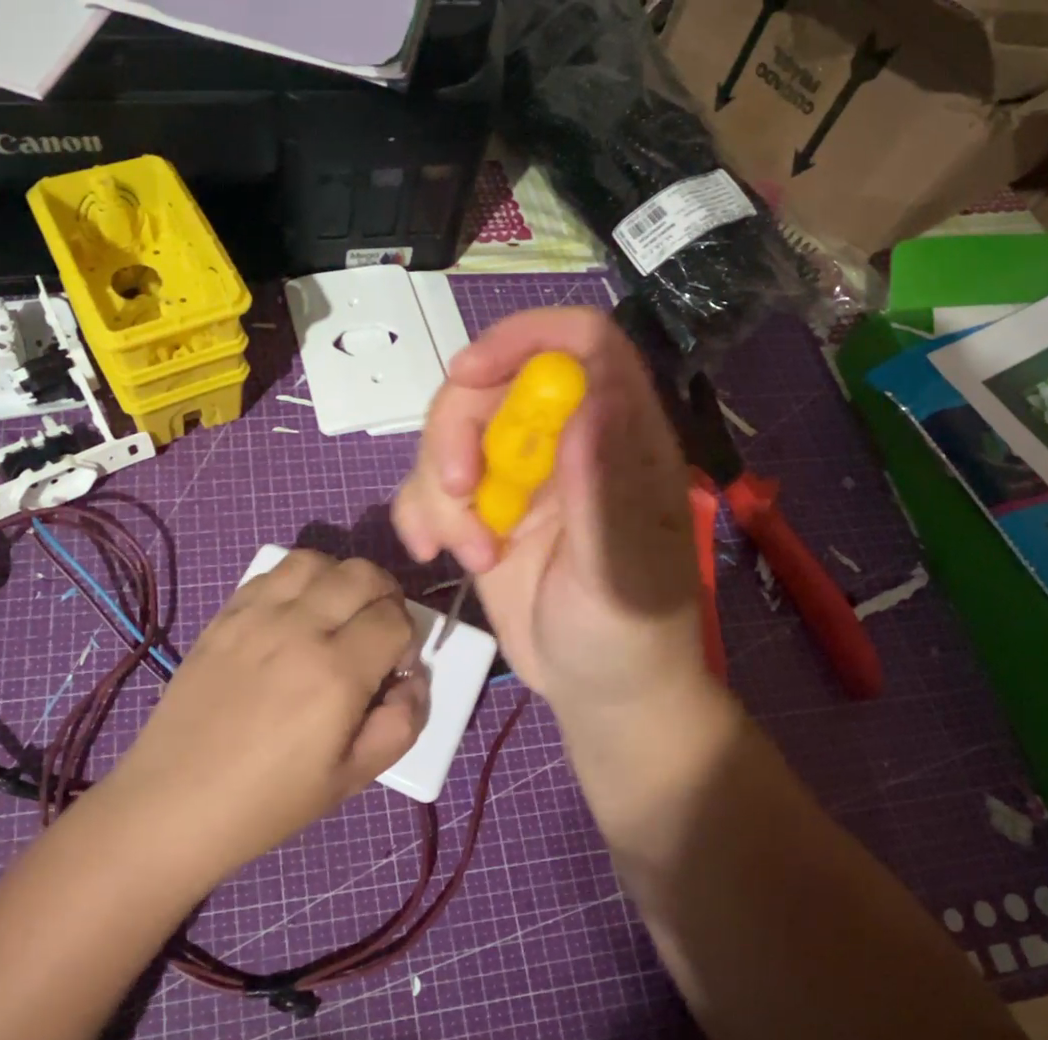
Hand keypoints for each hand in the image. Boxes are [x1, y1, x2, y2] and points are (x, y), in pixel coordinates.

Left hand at [103, 551, 427, 876]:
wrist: (175, 802)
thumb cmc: (269, 801)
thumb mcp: (352, 778)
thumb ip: (400, 723)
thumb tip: (411, 680)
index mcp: (336, 673)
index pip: (394, 618)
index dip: (407, 639)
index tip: (394, 668)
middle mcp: (298, 629)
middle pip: (362, 574)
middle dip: (385, 596)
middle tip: (376, 632)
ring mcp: (254, 617)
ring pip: (315, 561)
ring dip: (339, 579)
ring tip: (335, 614)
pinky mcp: (223, 617)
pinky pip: (270, 574)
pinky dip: (295, 582)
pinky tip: (292, 616)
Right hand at [392, 307, 704, 723]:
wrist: (599, 693)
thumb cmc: (629, 639)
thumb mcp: (620, 573)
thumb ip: (602, 490)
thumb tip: (588, 398)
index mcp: (618, 439)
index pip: (580, 345)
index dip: (523, 339)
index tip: (469, 373)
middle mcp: (564, 445)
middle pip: (492, 385)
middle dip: (457, 432)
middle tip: (458, 491)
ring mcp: (519, 479)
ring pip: (450, 436)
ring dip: (439, 491)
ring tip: (468, 555)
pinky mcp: (482, 513)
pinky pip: (428, 486)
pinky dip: (418, 513)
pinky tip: (429, 554)